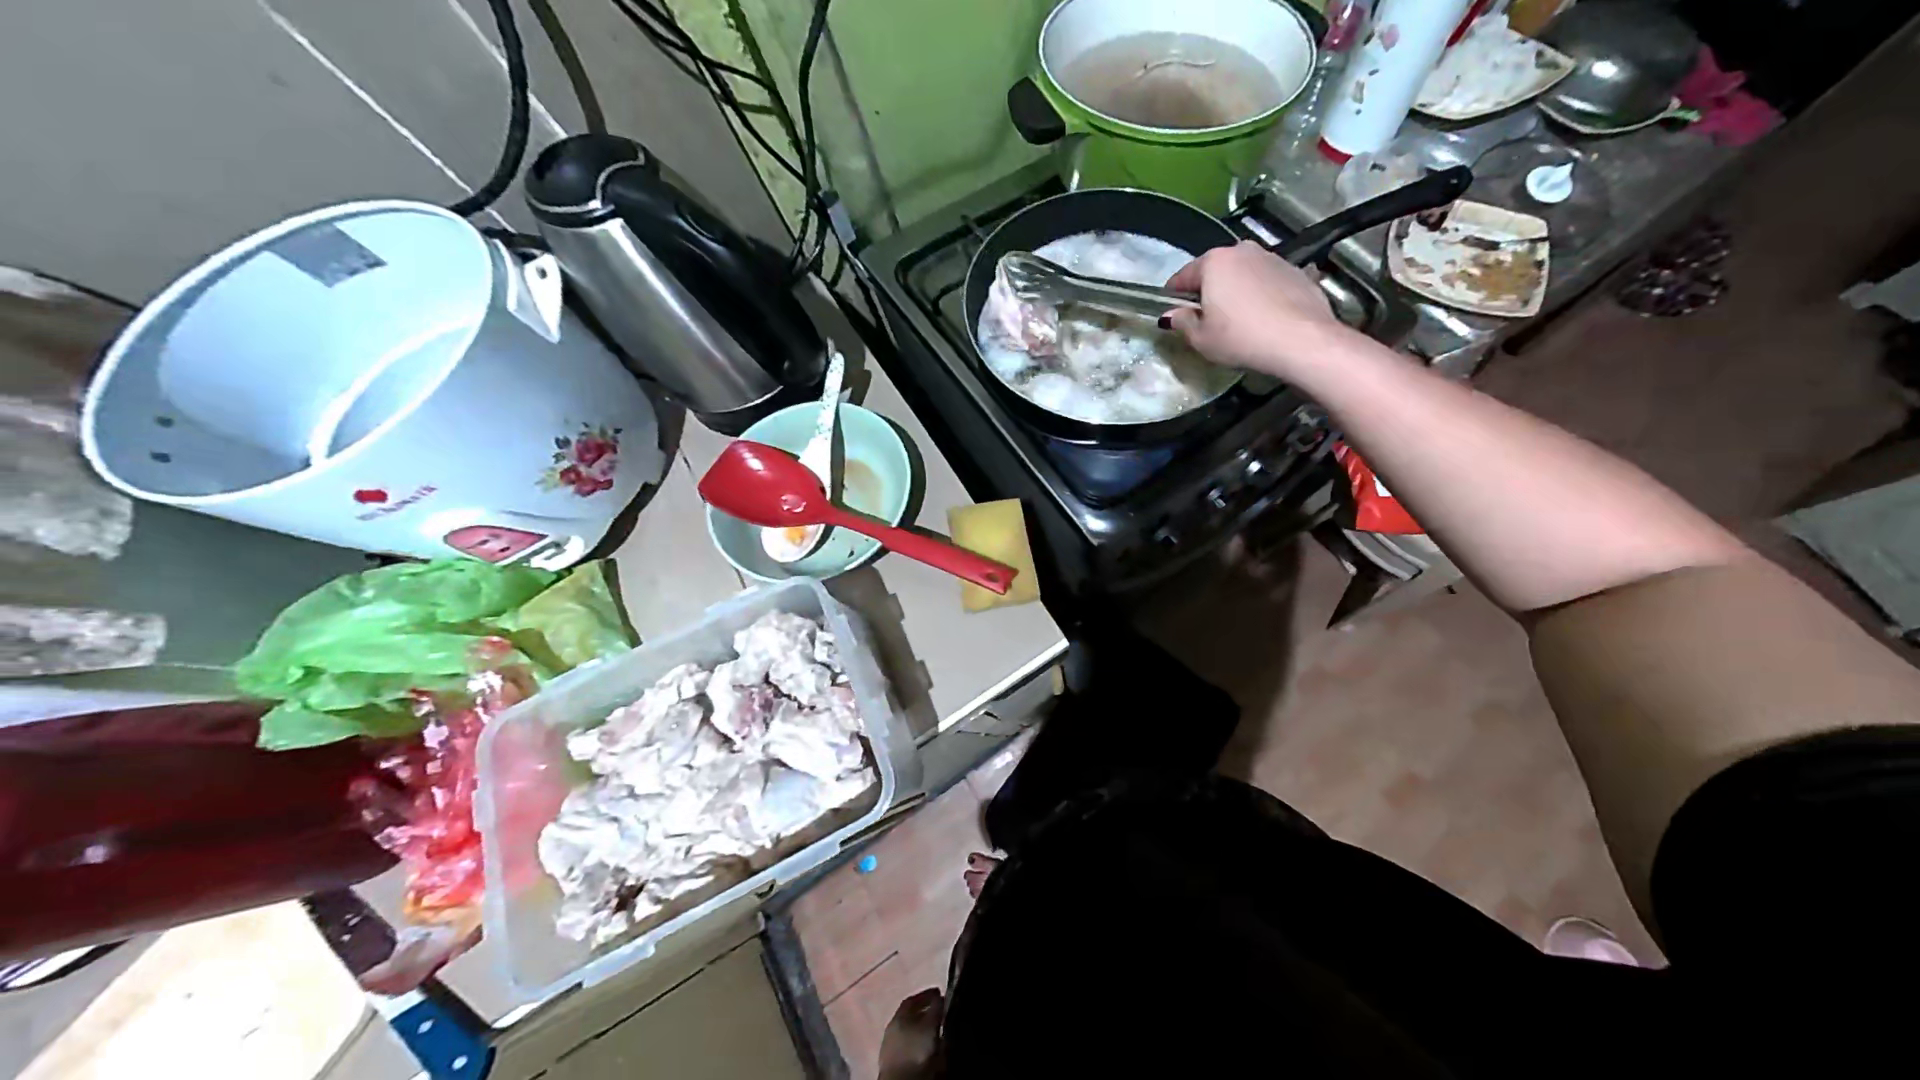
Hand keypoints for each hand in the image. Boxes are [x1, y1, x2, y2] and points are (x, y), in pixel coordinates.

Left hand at [878, 987, 945, 1078]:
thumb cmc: (915, 1050)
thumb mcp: (930, 1025)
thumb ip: (935, 1009)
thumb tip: (940, 997)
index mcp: (898, 1015)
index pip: (912, 999)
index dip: (926, 995)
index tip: (939, 993)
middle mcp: (892, 1027)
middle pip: (910, 1015)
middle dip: (925, 1012)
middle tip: (940, 1011)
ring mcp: (890, 1046)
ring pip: (909, 1032)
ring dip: (922, 1029)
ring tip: (937, 1031)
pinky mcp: (893, 1063)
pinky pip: (909, 1046)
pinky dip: (919, 1043)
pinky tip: (928, 1048)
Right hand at [1163, 241, 1349, 378]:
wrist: (1301, 340)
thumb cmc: (1241, 338)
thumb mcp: (1200, 338)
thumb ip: (1182, 322)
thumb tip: (1171, 315)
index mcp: (1214, 261)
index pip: (1183, 277)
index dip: (1174, 297)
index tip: (1173, 314)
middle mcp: (1243, 250)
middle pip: (1215, 271)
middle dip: (1208, 291)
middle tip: (1206, 319)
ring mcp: (1272, 258)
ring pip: (1243, 274)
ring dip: (1236, 291)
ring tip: (1238, 320)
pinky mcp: (1296, 271)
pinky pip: (1267, 283)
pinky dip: (1261, 295)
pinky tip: (1264, 319)